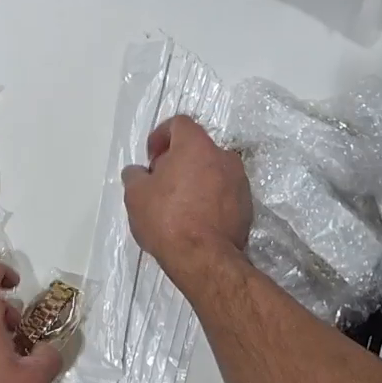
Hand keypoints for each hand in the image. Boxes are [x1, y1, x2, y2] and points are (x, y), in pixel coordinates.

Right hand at [122, 115, 251, 275]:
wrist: (204, 258)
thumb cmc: (167, 219)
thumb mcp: (136, 195)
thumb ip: (135, 175)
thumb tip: (138, 172)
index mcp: (196, 146)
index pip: (179, 123)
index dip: (161, 136)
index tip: (151, 158)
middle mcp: (223, 157)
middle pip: (197, 148)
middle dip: (177, 161)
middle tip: (160, 182)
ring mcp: (239, 182)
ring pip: (213, 171)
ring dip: (195, 180)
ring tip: (178, 204)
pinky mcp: (247, 206)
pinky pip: (224, 193)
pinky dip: (210, 199)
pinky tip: (195, 219)